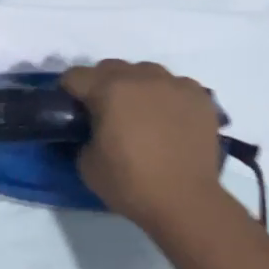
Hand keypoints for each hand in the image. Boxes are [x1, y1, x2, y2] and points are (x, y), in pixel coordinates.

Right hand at [62, 60, 222, 222]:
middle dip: (101, 85)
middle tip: (104, 113)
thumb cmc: (130, 183)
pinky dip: (166, 96)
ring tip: (140, 114)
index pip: (75, 76)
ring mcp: (175, 84)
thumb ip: (83, 136)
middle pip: (110, 67)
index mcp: (109, 90)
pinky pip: (175, 85)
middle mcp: (142, 77)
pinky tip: (168, 120)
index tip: (71, 110)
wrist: (185, 201)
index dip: (68, 92)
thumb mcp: (87, 163)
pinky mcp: (200, 96)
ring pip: (145, 72)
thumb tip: (90, 131)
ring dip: (135, 86)